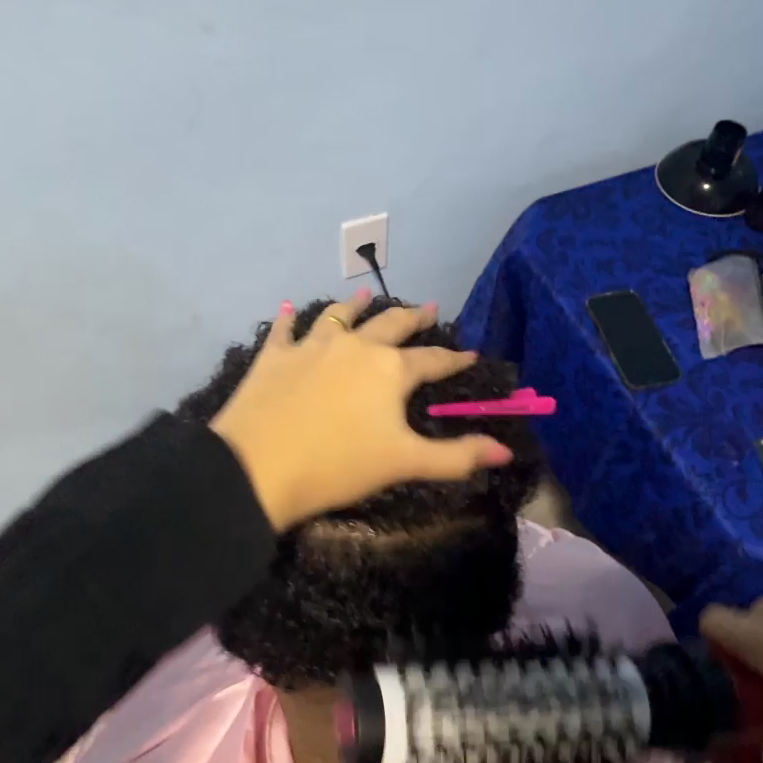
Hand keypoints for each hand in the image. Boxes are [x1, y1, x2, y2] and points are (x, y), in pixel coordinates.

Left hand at [207, 291, 514, 530]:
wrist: (258, 468)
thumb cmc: (338, 466)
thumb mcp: (404, 463)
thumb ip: (456, 456)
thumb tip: (505, 452)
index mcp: (390, 370)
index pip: (432, 361)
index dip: (453, 359)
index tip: (470, 353)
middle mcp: (355, 346)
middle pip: (390, 325)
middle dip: (413, 318)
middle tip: (429, 308)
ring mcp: (312, 346)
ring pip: (339, 316)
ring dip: (356, 305)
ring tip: (366, 295)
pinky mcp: (275, 355)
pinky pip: (285, 329)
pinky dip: (289, 318)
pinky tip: (289, 308)